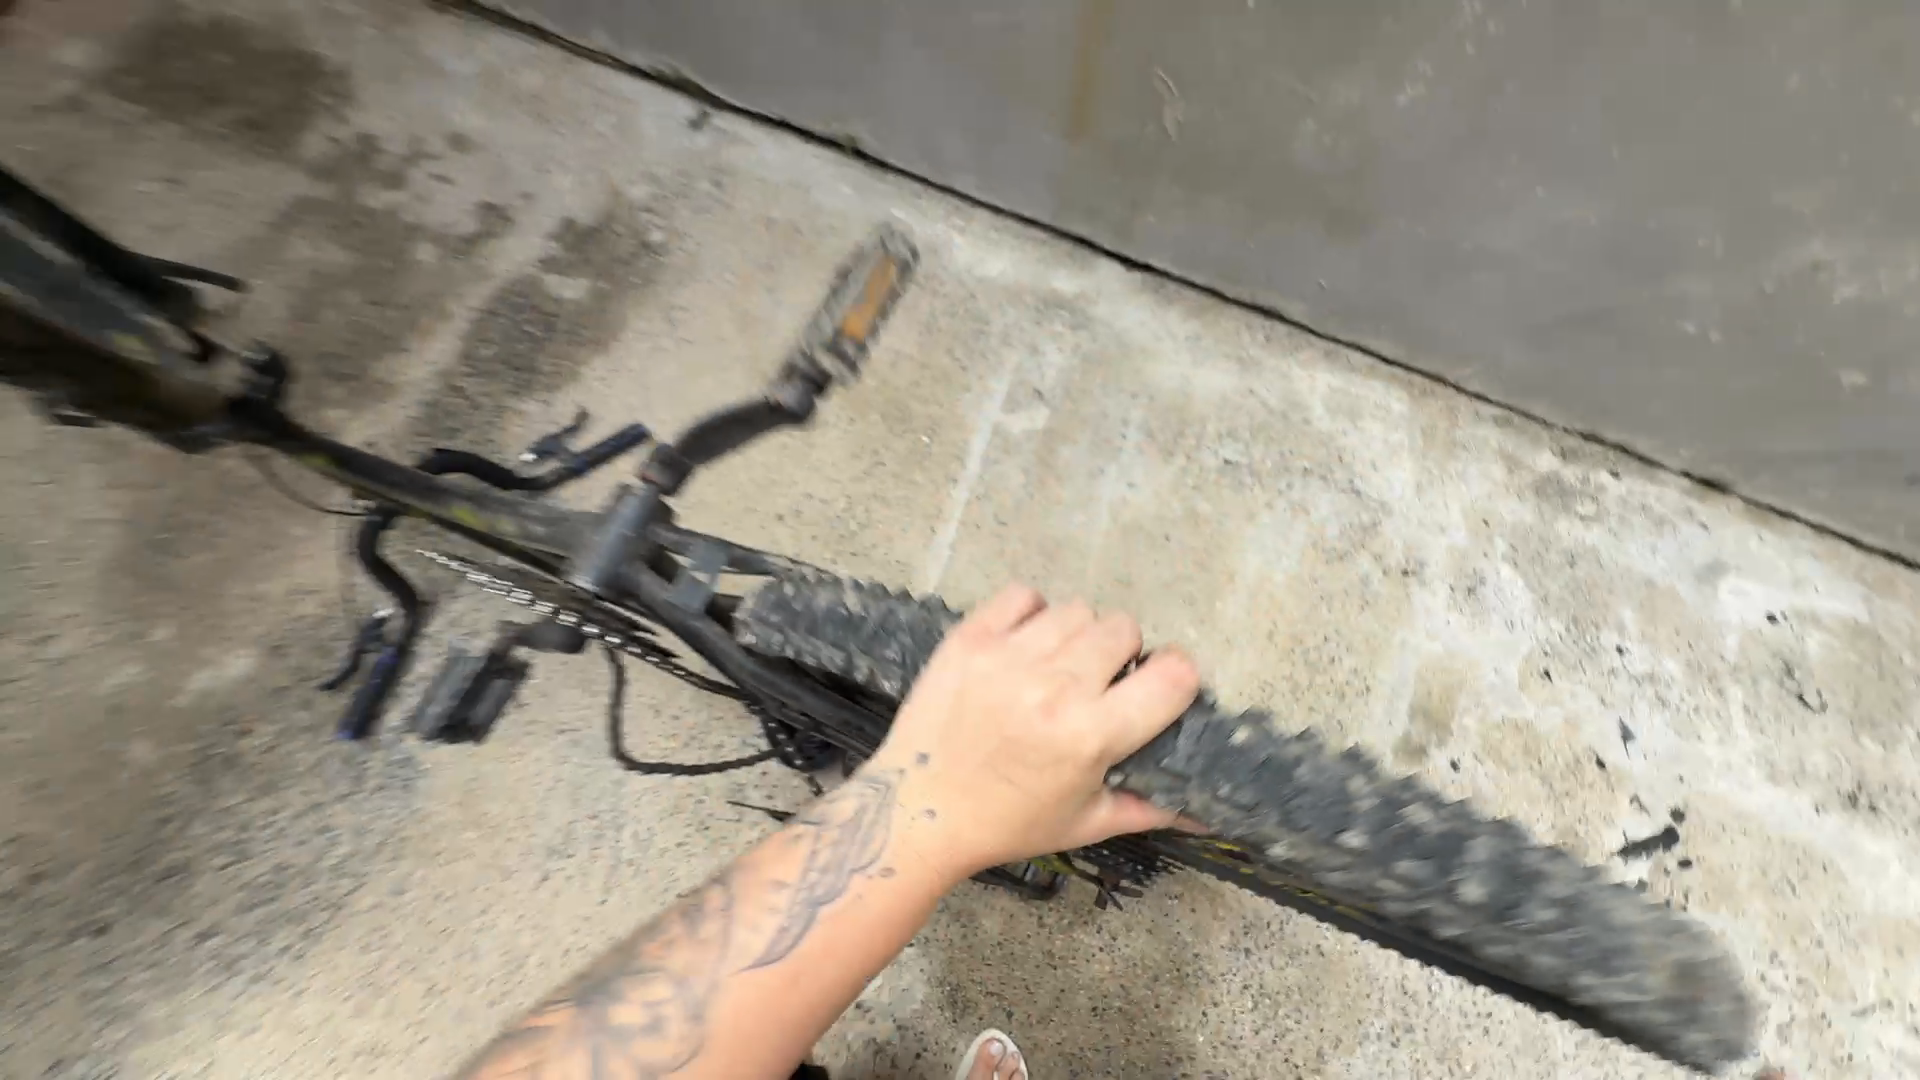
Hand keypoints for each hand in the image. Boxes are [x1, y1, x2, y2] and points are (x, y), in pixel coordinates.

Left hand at [863, 583, 1201, 883]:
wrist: (918, 808)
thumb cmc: (1006, 822)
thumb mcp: (1084, 823)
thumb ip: (1148, 807)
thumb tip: (1204, 815)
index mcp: (1091, 735)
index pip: (1173, 675)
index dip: (1176, 676)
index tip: (1160, 685)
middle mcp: (1055, 686)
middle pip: (1121, 628)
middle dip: (1120, 654)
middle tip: (1096, 682)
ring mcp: (1009, 656)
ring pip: (1076, 610)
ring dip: (1076, 634)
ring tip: (1055, 665)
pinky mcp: (971, 637)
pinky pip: (1022, 595)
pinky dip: (1030, 612)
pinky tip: (1023, 643)